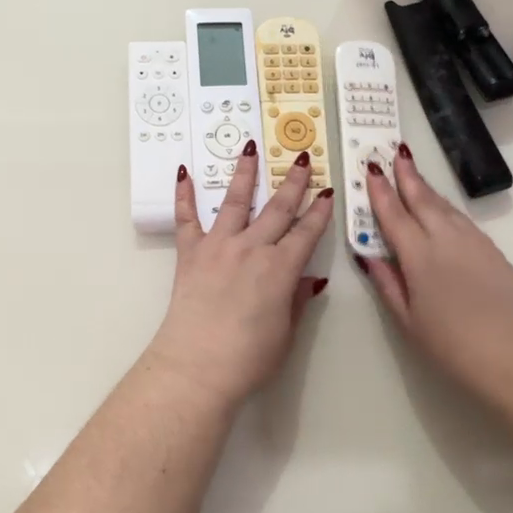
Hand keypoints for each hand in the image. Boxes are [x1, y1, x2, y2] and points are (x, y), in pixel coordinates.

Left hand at [147, 142, 334, 405]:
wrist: (196, 366)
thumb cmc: (248, 359)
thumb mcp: (285, 333)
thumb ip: (296, 300)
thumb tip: (310, 279)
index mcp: (281, 269)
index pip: (307, 233)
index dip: (320, 212)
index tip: (328, 191)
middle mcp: (252, 248)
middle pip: (278, 209)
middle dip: (294, 182)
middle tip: (303, 157)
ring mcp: (219, 246)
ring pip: (236, 201)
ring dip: (246, 173)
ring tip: (251, 147)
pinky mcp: (190, 253)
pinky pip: (186, 218)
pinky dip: (184, 195)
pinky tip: (184, 172)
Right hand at [357, 145, 512, 401]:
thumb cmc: (452, 347)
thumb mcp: (408, 321)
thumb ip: (387, 283)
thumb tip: (367, 254)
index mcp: (419, 256)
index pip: (394, 215)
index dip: (380, 191)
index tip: (370, 169)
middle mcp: (446, 240)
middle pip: (422, 199)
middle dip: (406, 175)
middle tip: (394, 152)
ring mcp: (474, 243)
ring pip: (445, 207)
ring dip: (427, 188)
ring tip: (413, 175)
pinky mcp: (493, 252)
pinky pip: (463, 220)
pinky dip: (446, 208)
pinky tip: (442, 211)